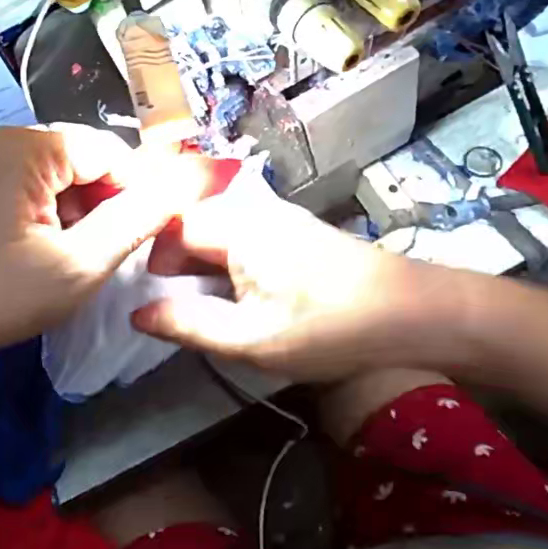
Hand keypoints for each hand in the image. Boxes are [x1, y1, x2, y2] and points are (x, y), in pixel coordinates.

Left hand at [0, 125, 210, 392]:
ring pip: (50, 178)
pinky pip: (18, 190)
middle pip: (80, 161)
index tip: (149, 242)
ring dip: (74, 215)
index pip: (112, 151)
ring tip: (68, 265)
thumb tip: (199, 175)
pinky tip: (33, 258)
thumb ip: (142, 217)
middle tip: (105, 260)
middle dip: (104, 206)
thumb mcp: (79, 263)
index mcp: (26, 144)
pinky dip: (41, 219)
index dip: (139, 194)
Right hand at [131, 173, 447, 380]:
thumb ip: (189, 325)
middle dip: (178, 262)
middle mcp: (254, 208)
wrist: (410, 311)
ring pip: (218, 228)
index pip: (172, 225)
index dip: (156, 260)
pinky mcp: (295, 227)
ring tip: (213, 305)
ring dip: (204, 263)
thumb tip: (137, 312)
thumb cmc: (329, 328)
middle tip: (184, 306)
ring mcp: (278, 214)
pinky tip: (247, 294)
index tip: (160, 298)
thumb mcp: (252, 340)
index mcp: (237, 227)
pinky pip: (243, 233)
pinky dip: (230, 260)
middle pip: (193, 221)